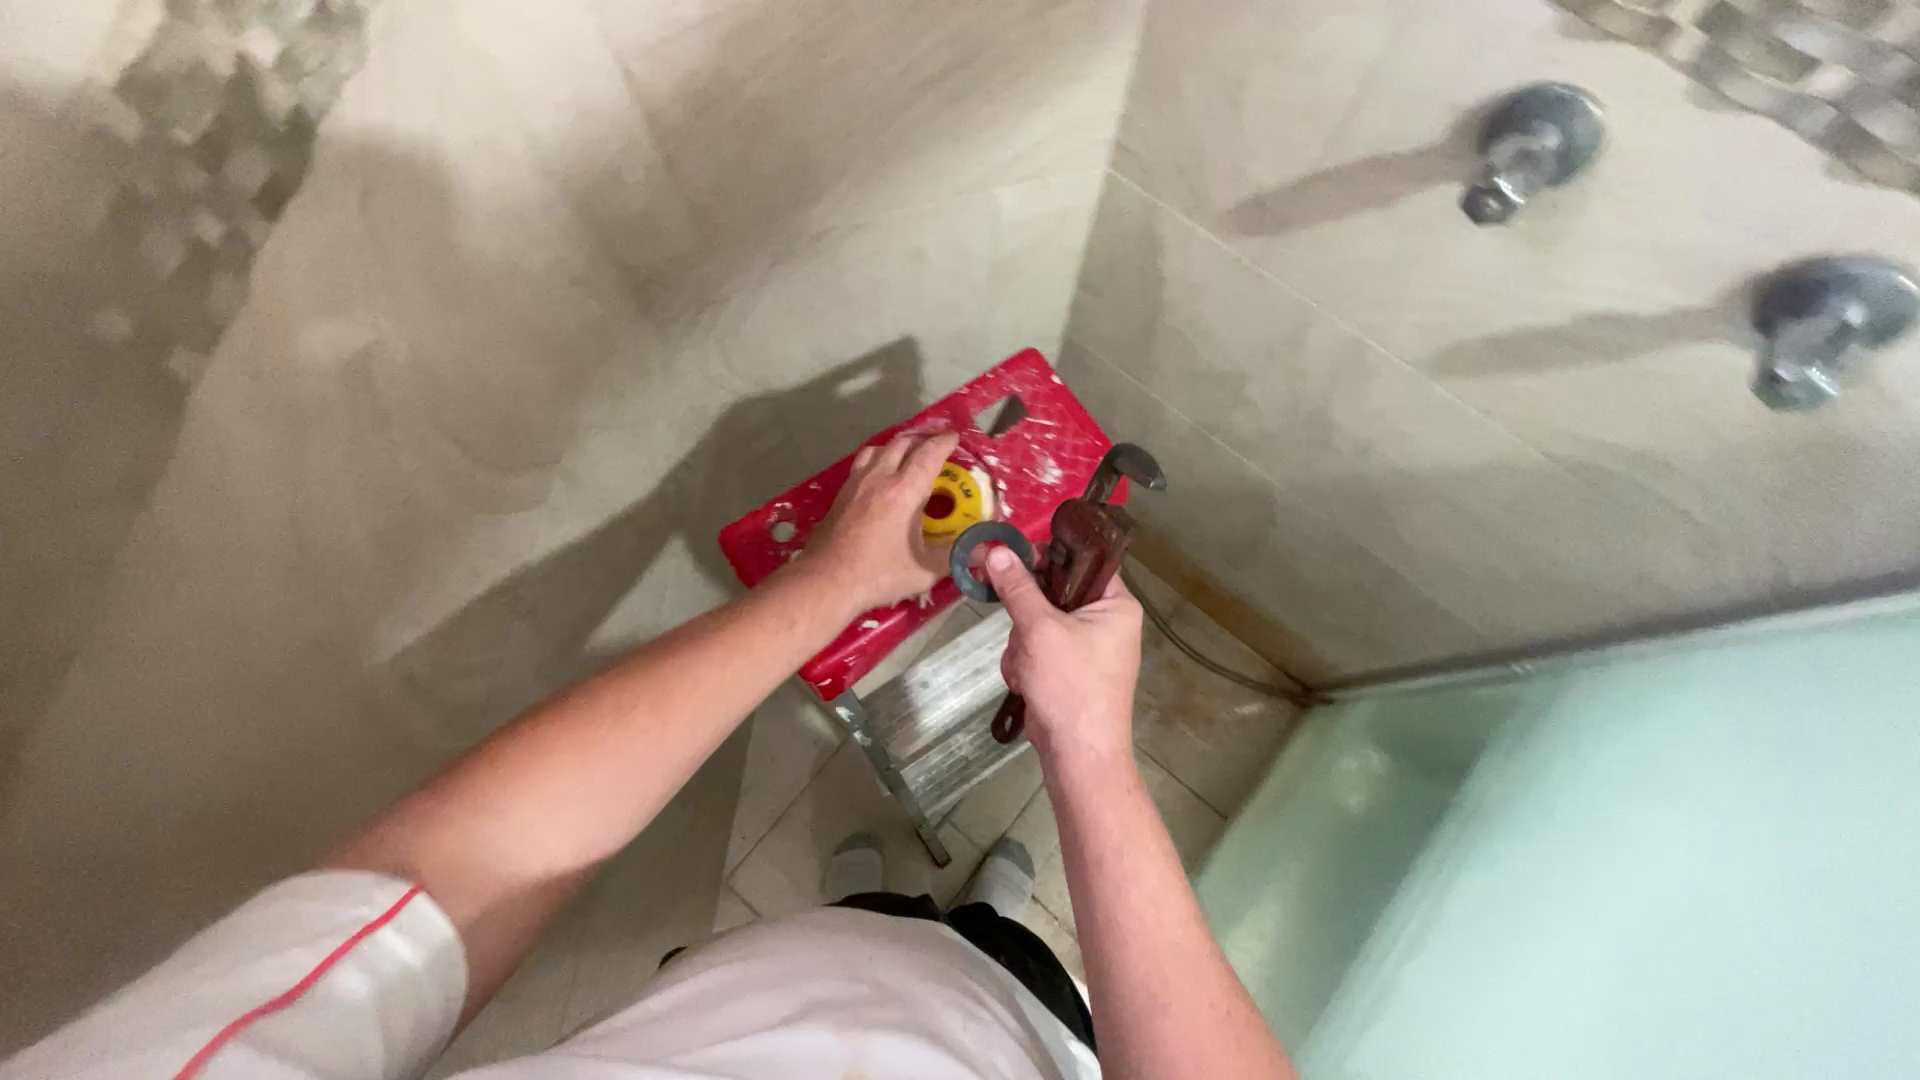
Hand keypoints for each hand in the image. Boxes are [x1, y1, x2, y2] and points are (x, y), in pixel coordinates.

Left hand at [801, 431, 959, 612]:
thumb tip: (983, 551)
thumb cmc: (878, 575)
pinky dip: (878, 458)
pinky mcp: (840, 495)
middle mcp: (879, 478)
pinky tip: (880, 475)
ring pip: (878, 449)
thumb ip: (956, 557)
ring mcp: (855, 484)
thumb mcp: (924, 571)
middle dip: (923, 438)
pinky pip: (862, 463)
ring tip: (909, 454)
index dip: (944, 442)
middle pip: (902, 443)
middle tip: (937, 444)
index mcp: (904, 491)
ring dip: (897, 445)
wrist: (826, 581)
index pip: (928, 454)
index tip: (955, 437)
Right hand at [984, 546, 1140, 770]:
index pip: (1082, 562)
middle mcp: (1106, 622)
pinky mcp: (1068, 671)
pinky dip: (1025, 664)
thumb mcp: (1040, 629)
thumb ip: (1018, 588)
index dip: (1047, 557)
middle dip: (1027, 618)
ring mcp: (1087, 649)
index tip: (1013, 556)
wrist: (1078, 754)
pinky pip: (1037, 650)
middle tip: (1021, 630)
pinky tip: (1025, 683)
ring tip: (1026, 668)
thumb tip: (997, 550)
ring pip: (1037, 624)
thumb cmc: (1070, 684)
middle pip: (1053, 594)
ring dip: (1022, 645)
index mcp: (1116, 605)